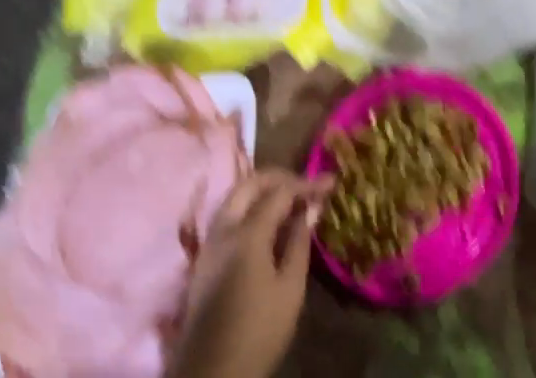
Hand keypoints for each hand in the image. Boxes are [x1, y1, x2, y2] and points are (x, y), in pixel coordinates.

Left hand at [172, 170, 334, 377]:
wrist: (210, 375)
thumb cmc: (258, 332)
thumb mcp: (290, 289)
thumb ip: (298, 243)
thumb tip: (310, 209)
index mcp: (246, 236)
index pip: (279, 193)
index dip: (306, 184)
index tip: (331, 182)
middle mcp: (222, 231)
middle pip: (248, 185)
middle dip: (278, 178)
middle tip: (306, 185)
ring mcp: (208, 245)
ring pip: (233, 199)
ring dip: (262, 192)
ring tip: (291, 202)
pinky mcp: (204, 261)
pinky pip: (227, 218)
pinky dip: (249, 208)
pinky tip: (269, 224)